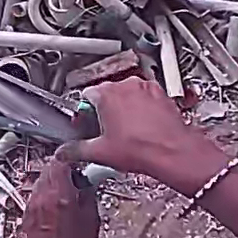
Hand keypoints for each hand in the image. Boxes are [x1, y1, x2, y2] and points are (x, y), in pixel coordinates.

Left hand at [22, 157, 100, 237]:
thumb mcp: (92, 216)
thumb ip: (86, 191)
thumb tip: (85, 179)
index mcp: (60, 194)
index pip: (60, 161)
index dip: (70, 159)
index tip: (78, 162)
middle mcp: (42, 197)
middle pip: (48, 169)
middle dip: (62, 171)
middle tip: (75, 180)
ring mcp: (31, 205)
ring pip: (41, 181)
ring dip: (53, 183)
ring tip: (66, 196)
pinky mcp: (26, 215)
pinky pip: (36, 196)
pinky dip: (45, 196)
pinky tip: (56, 209)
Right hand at [61, 78, 230, 194]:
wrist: (174, 152)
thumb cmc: (142, 148)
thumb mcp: (101, 152)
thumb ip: (76, 150)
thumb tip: (63, 152)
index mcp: (107, 94)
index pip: (86, 95)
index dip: (84, 112)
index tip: (86, 125)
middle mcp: (126, 85)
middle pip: (107, 94)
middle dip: (104, 111)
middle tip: (106, 132)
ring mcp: (146, 88)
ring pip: (127, 95)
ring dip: (124, 109)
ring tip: (126, 132)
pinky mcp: (161, 95)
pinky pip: (145, 98)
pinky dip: (141, 109)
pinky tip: (142, 129)